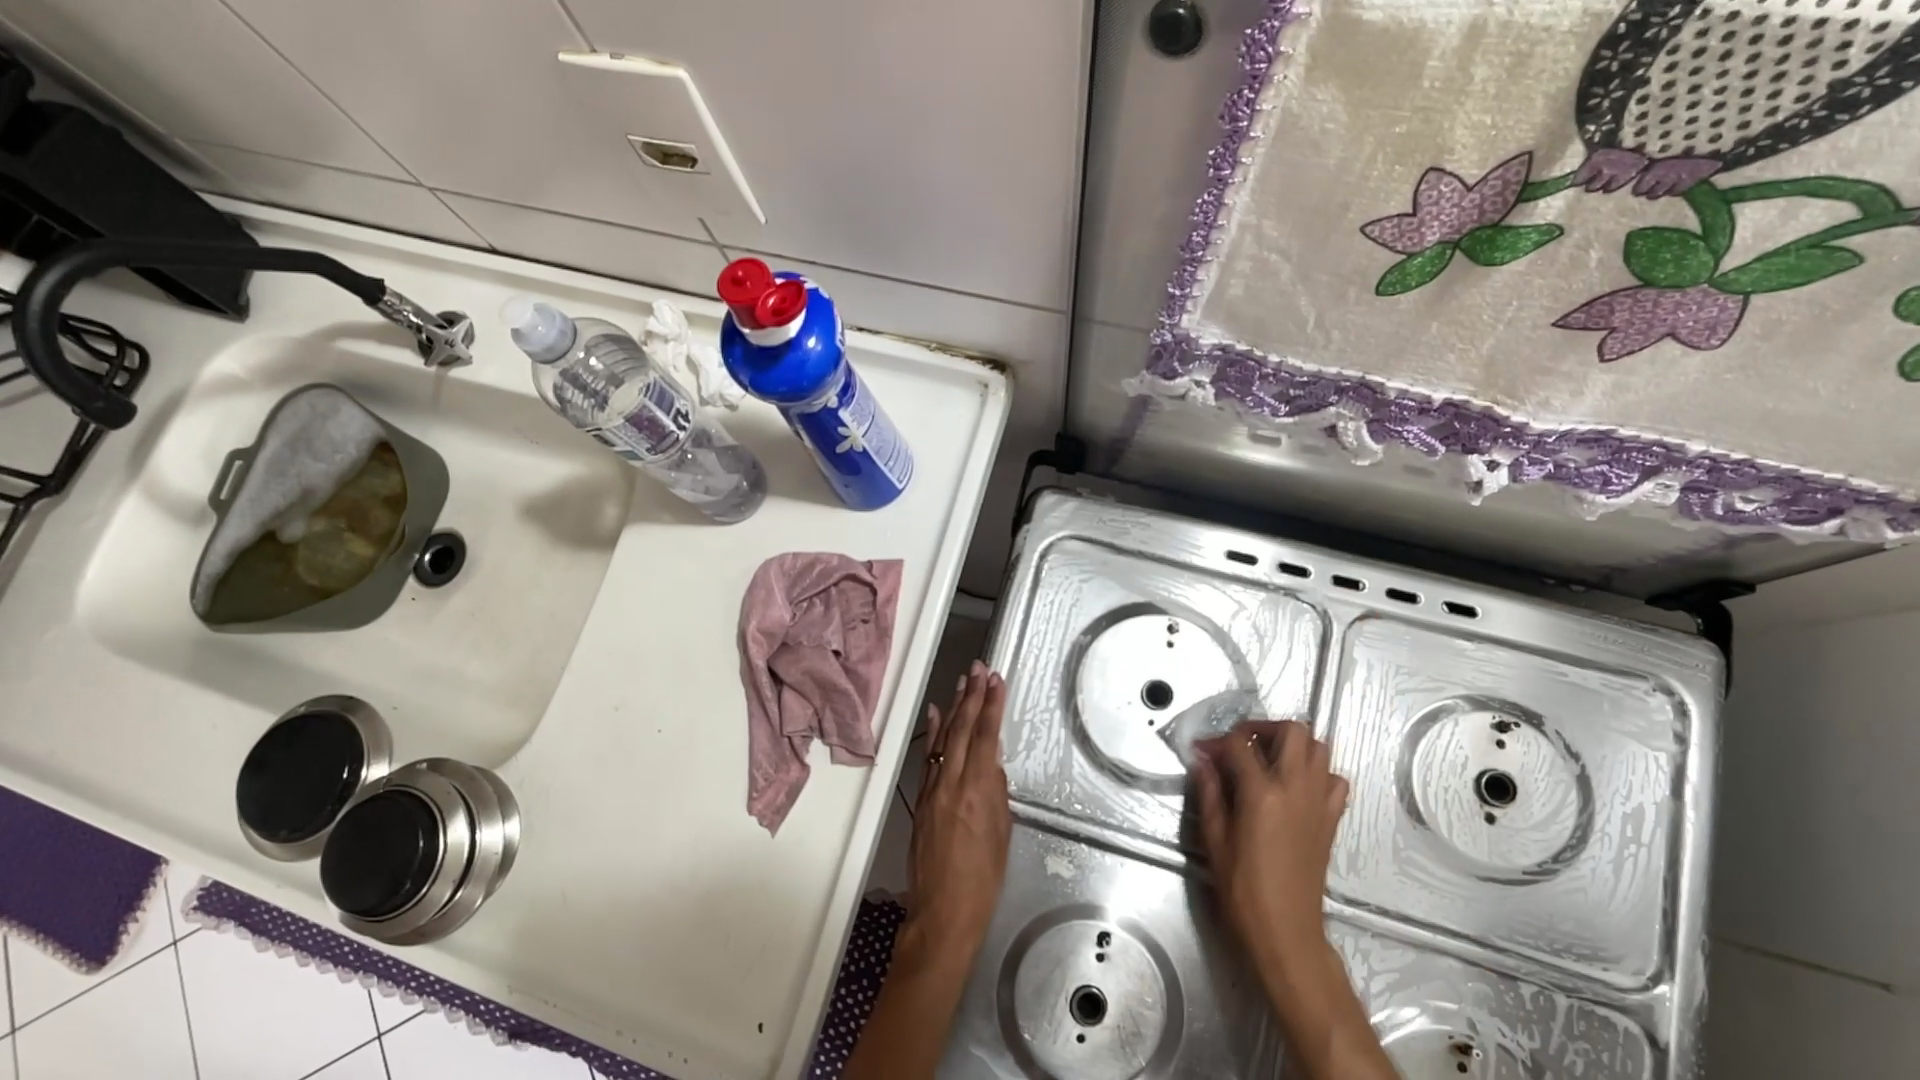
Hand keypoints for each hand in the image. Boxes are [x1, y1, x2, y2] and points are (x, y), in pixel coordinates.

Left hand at [906, 660, 1011, 964]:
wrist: (944, 911)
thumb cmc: (983, 879)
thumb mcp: (1001, 832)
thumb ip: (995, 792)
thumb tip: (990, 764)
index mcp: (976, 791)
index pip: (985, 736)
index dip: (991, 705)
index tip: (996, 680)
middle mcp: (950, 783)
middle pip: (962, 730)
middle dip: (972, 696)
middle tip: (979, 669)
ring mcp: (932, 790)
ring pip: (943, 739)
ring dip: (954, 708)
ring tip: (963, 682)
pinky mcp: (922, 801)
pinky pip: (928, 758)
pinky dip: (932, 733)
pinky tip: (935, 713)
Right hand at [1193, 720, 1349, 980]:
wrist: (1285, 930)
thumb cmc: (1242, 889)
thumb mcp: (1214, 840)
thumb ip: (1210, 793)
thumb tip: (1203, 761)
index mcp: (1262, 793)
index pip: (1240, 745)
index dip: (1218, 742)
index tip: (1203, 751)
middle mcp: (1296, 788)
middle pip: (1291, 730)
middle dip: (1262, 729)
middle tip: (1240, 746)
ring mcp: (1320, 801)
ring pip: (1319, 747)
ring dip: (1292, 744)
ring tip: (1268, 760)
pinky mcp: (1332, 818)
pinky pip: (1334, 778)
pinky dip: (1317, 771)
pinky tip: (1295, 786)